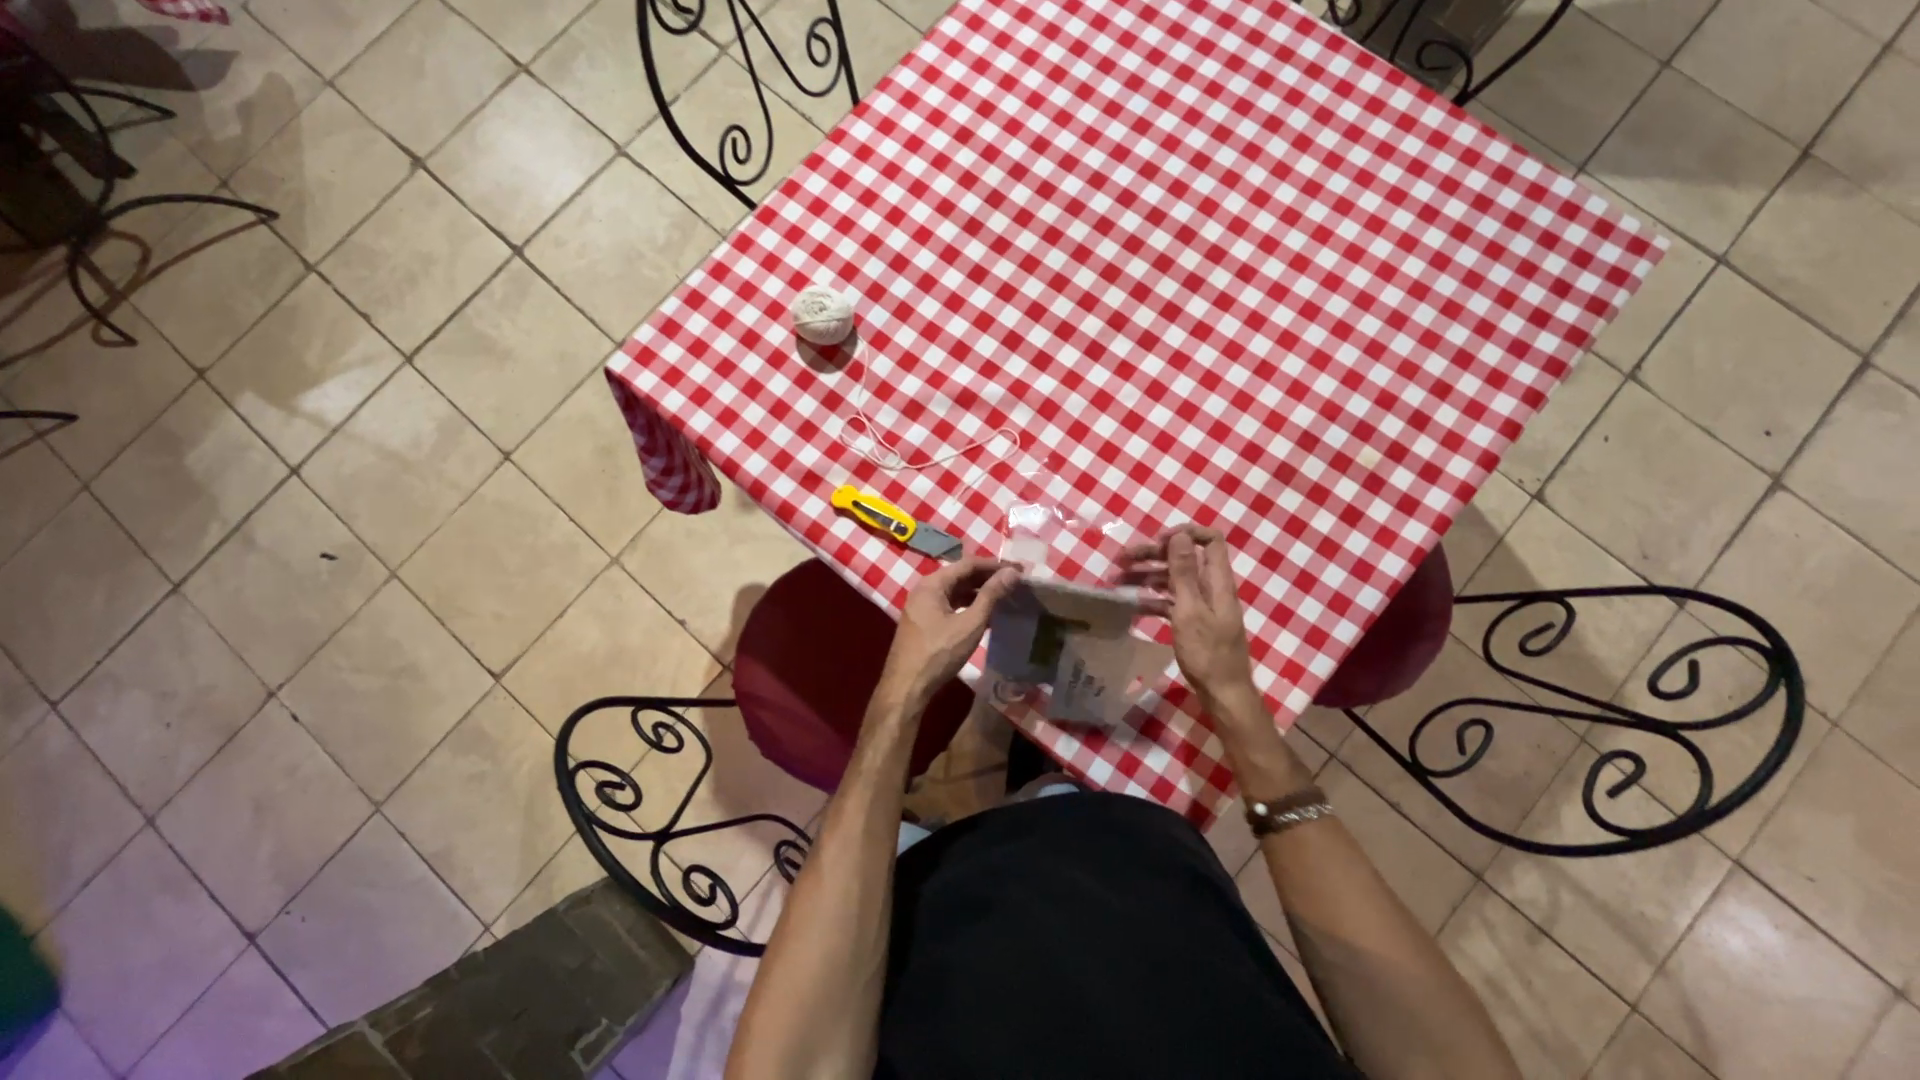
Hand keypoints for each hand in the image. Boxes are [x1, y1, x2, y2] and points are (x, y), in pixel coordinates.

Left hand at [876, 556, 1019, 712]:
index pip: (969, 564)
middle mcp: (925, 589)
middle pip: (961, 575)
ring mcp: (922, 606)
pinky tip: (986, 614)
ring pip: (956, 591)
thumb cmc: (939, 653)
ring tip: (1005, 597)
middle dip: (988, 578)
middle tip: (1016, 583)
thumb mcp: (970, 624)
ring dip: (979, 593)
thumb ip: (991, 596)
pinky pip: (950, 605)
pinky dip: (968, 606)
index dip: (996, 565)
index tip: (1020, 570)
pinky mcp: (924, 621)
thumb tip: (1012, 572)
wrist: (907, 686)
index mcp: (933, 583)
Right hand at [1119, 525, 1257, 712]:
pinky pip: (1171, 601)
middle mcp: (1211, 587)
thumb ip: (1184, 572)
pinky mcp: (1194, 622)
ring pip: (1174, 579)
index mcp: (1217, 580)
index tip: (1156, 541)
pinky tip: (1132, 604)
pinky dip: (1153, 599)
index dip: (1184, 534)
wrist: (1222, 692)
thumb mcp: (1190, 610)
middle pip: (1184, 558)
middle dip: (1154, 554)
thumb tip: (1179, 536)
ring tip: (1118, 579)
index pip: (1209, 540)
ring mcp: (1202, 605)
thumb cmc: (1207, 652)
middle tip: (1122, 559)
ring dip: (1148, 576)